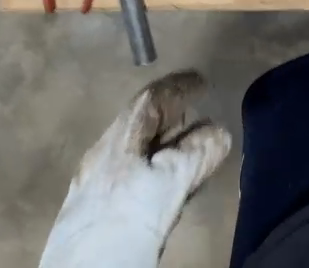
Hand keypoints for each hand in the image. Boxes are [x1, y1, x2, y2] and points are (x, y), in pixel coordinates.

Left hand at [39, 71, 231, 267]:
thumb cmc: (125, 225)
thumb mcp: (168, 187)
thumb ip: (194, 155)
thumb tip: (219, 130)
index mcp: (118, 142)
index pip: (151, 100)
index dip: (179, 87)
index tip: (204, 83)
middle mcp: (100, 157)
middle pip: (138, 124)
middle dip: (169, 116)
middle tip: (197, 112)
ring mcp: (90, 187)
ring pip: (131, 151)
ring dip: (159, 145)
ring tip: (184, 151)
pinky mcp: (88, 216)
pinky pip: (125, 175)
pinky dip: (149, 169)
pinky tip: (159, 189)